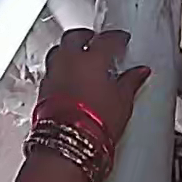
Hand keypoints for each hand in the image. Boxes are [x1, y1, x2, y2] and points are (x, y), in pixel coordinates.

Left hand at [39, 28, 150, 146]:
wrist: (67, 145)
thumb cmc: (93, 124)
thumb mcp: (122, 101)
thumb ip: (130, 82)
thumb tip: (138, 74)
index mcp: (91, 59)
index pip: (106, 39)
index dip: (116, 38)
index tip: (121, 40)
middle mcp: (68, 62)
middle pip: (75, 37)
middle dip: (87, 36)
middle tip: (97, 40)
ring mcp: (53, 75)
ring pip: (58, 51)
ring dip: (69, 50)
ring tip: (80, 57)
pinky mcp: (42, 90)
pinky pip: (51, 70)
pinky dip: (60, 70)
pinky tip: (68, 78)